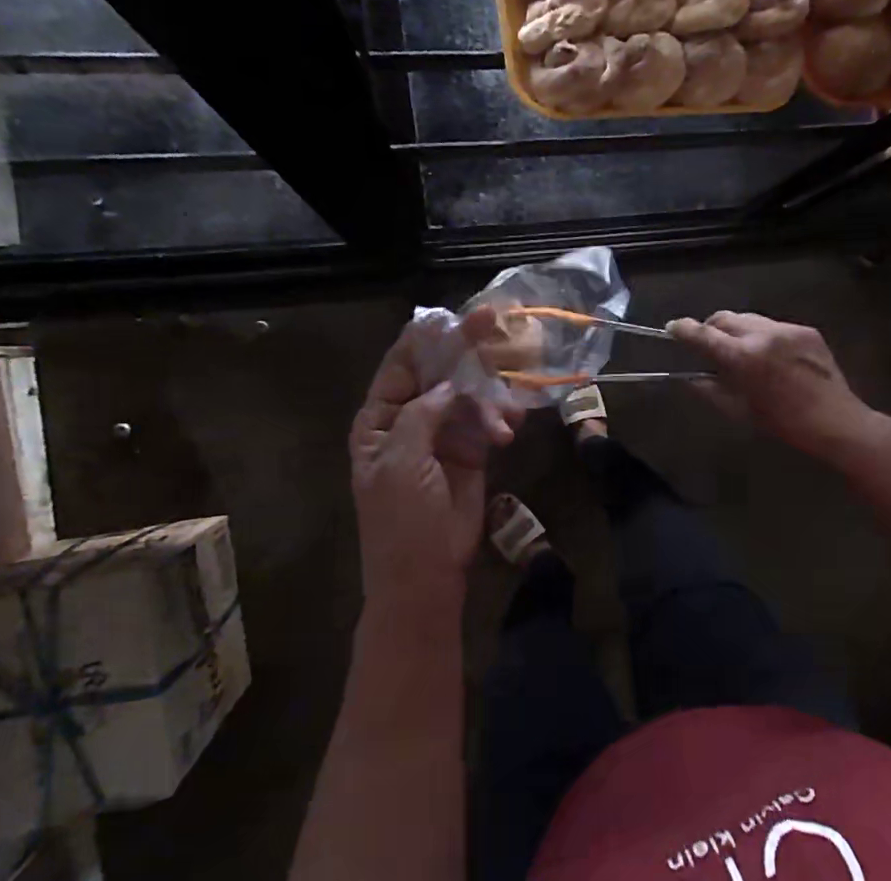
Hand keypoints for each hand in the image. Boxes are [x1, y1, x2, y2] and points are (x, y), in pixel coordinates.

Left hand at [350, 314, 518, 609]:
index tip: (457, 315)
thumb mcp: (400, 463)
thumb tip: (448, 383)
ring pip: (469, 395)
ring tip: (506, 416)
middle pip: (439, 372)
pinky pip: (488, 420)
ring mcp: (443, 434)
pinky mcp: (472, 451)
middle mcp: (411, 418)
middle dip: (466, 352)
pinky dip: (501, 417)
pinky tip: (510, 427)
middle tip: (495, 325)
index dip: (428, 339)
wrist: (425, 575)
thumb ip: (422, 415)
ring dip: (490, 395)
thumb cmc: (402, 519)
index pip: (402, 365)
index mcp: (380, 418)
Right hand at [667, 311, 890, 460]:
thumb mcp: (739, 410)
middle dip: (710, 327)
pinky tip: (769, 356)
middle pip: (724, 318)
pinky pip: (773, 326)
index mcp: (743, 357)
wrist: (836, 422)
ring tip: (739, 350)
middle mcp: (763, 335)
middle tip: (706, 344)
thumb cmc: (783, 423)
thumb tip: (691, 378)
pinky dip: (762, 336)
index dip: (683, 329)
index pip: (703, 334)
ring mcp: (787, 330)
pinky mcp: (806, 331)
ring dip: (736, 330)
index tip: (672, 328)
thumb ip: (710, 390)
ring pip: (748, 319)